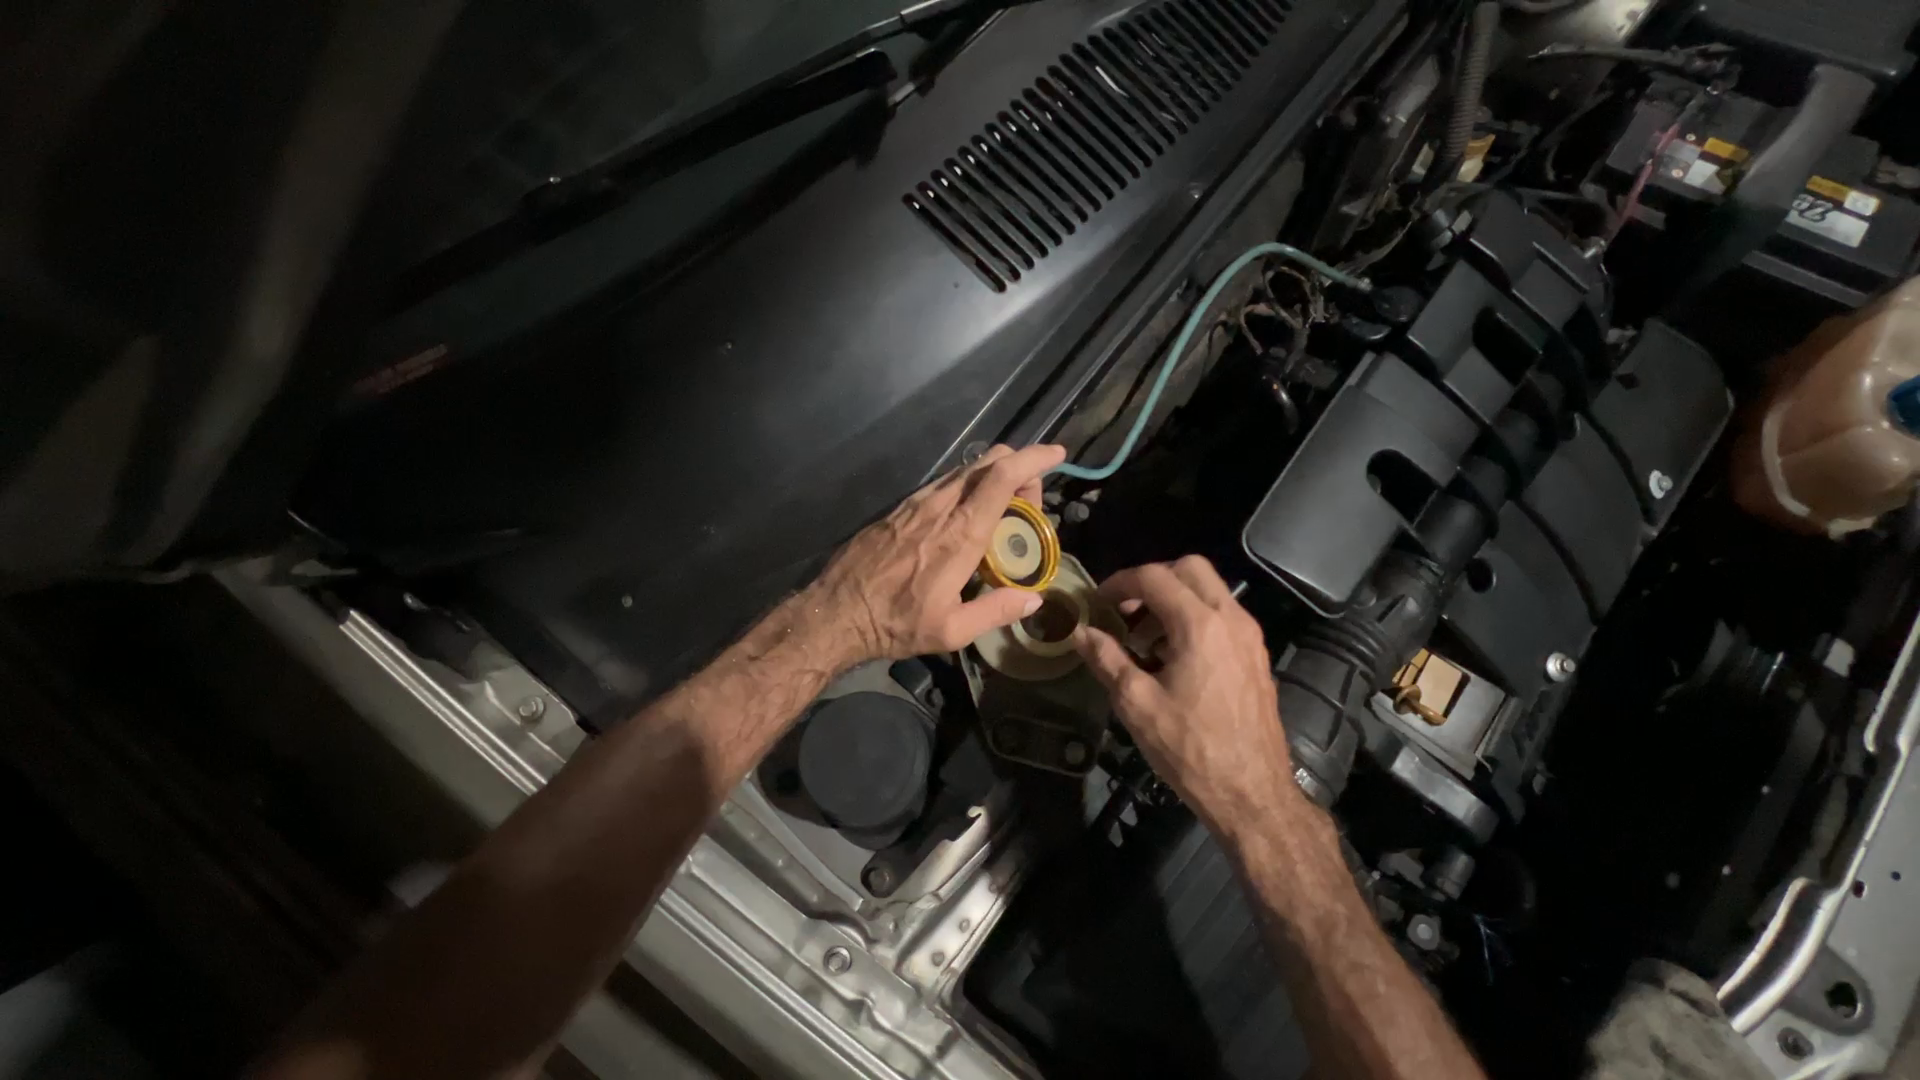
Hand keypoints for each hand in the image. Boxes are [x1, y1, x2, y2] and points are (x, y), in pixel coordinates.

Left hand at [811, 444, 1066, 662]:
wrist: (836, 612)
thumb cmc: (896, 624)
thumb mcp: (953, 632)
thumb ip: (997, 612)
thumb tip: (1034, 599)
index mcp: (960, 534)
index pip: (1002, 477)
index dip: (1034, 458)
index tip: (1057, 453)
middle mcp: (940, 508)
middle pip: (987, 462)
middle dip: (1019, 467)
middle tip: (1030, 502)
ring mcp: (916, 504)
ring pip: (964, 470)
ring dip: (992, 476)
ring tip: (1003, 510)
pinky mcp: (900, 509)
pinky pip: (943, 484)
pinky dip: (967, 487)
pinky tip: (967, 514)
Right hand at [1072, 556, 1299, 833]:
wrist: (1252, 794)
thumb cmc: (1190, 749)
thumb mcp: (1136, 704)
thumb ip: (1106, 659)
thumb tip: (1080, 632)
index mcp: (1200, 625)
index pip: (1154, 577)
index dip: (1119, 583)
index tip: (1097, 602)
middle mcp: (1231, 619)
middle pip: (1190, 568)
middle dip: (1152, 580)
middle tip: (1124, 611)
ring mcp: (1250, 636)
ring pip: (1210, 591)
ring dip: (1173, 600)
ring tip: (1143, 639)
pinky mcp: (1256, 656)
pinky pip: (1222, 616)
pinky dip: (1194, 618)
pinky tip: (1171, 658)